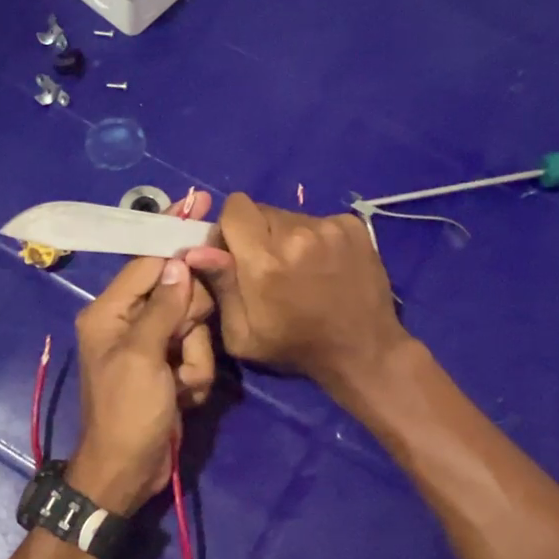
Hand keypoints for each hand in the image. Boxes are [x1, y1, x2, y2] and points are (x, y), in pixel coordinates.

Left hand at [67, 195, 217, 513]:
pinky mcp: (170, 370)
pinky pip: (198, 356)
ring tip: (178, 389)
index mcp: (109, 313)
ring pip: (196, 327)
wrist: (127, 473)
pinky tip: (181, 402)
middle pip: (180, 294)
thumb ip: (163, 307)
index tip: (201, 202)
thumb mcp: (144, 357)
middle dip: (191, 327)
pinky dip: (196, 380)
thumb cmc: (127, 413)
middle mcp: (129, 323)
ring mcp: (152, 348)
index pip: (147, 261)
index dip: (175, 235)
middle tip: (180, 356)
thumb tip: (178, 262)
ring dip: (195, 361)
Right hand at [184, 194, 412, 394]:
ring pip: (291, 216)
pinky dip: (317, 238)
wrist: (362, 351)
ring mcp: (329, 227)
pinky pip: (320, 220)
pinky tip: (325, 266)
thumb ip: (220, 287)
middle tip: (269, 265)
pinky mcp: (354, 226)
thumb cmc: (295, 348)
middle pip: (262, 210)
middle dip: (258, 233)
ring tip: (301, 269)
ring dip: (288, 236)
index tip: (236, 252)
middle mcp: (296, 233)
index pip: (235, 207)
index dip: (230, 227)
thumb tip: (195, 251)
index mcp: (263, 260)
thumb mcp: (243, 335)